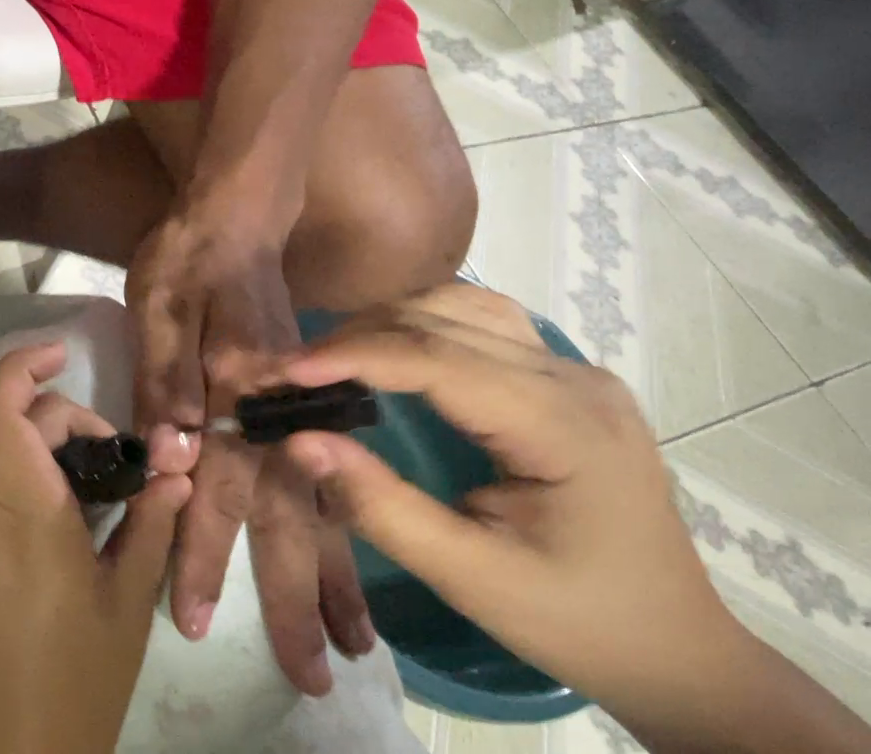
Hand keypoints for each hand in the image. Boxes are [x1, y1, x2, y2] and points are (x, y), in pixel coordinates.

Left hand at [0, 343, 192, 753]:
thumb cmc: (72, 683)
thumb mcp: (127, 604)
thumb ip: (151, 522)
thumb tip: (176, 463)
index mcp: (22, 509)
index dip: (22, 365)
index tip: (62, 353)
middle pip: (14, 431)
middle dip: (68, 425)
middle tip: (124, 466)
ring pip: (6, 464)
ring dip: (53, 462)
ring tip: (108, 508)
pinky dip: (33, 494)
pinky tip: (74, 538)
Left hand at [128, 210, 372, 692]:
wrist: (240, 212)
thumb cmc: (186, 258)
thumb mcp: (156, 309)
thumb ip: (165, 381)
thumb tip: (173, 460)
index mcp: (234, 396)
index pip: (215, 493)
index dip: (200, 558)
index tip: (193, 623)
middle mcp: (277, 413)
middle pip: (284, 516)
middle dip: (289, 597)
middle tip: (310, 675)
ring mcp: (300, 407)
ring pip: (320, 503)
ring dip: (332, 575)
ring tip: (352, 643)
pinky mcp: (308, 398)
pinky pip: (328, 473)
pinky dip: (342, 523)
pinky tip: (355, 558)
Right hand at [279, 285, 742, 714]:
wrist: (675, 650)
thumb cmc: (574, 620)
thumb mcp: (470, 577)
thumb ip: (381, 506)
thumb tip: (299, 440)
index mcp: (564, 425)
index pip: (437, 358)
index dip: (351, 356)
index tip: (282, 373)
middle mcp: (575, 379)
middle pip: (444, 319)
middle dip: (355, 337)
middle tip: (291, 373)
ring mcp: (576, 373)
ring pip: (461, 306)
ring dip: (386, 323)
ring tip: (330, 361)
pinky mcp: (565, 380)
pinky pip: (479, 323)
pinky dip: (420, 325)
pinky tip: (389, 354)